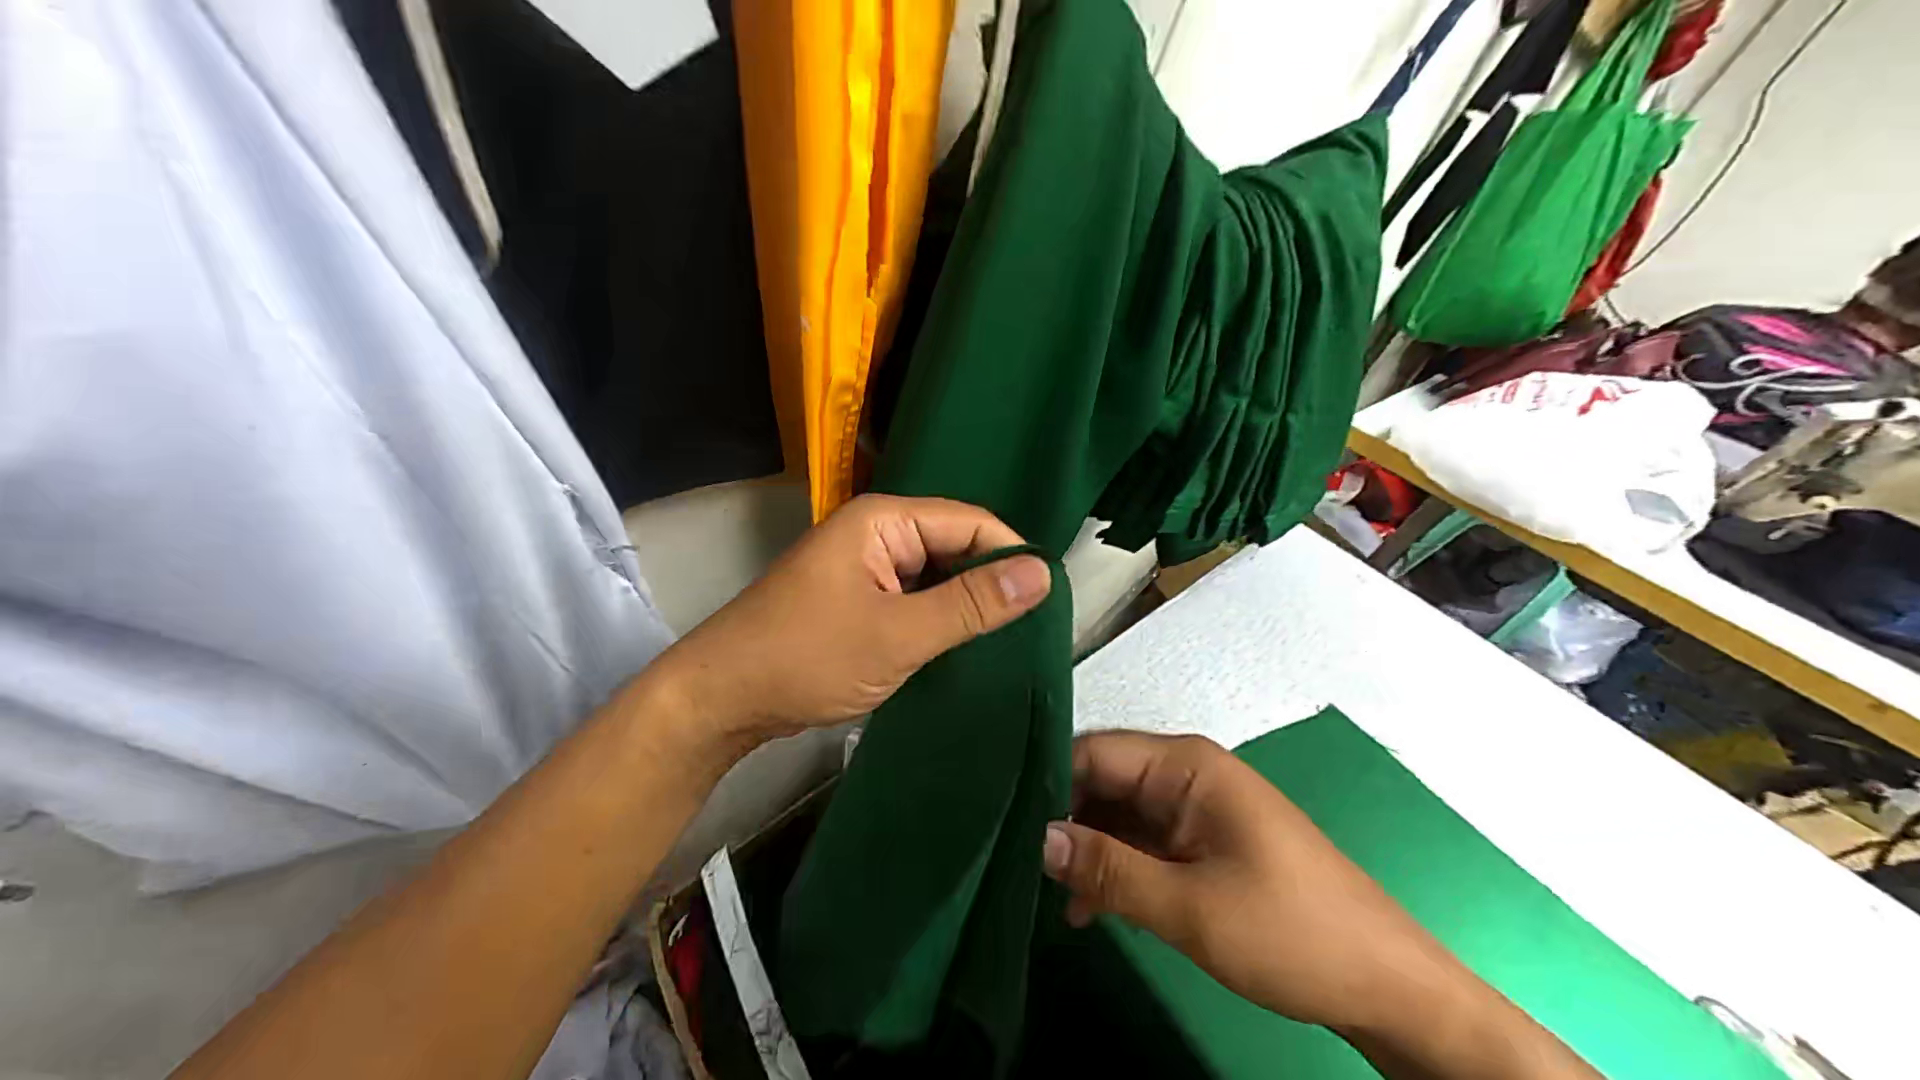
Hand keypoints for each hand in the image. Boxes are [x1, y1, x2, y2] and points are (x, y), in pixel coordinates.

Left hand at [641, 494, 1051, 755]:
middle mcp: (876, 533)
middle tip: (1030, 630)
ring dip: (964, 606)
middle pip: (955, 546)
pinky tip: (961, 649)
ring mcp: (865, 568)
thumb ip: (972, 604)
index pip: (971, 521)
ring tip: (1005, 643)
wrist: (722, 699)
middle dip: (989, 583)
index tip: (1046, 601)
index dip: (1012, 555)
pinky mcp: (859, 601)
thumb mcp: (899, 634)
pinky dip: (937, 621)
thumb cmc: (806, 658)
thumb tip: (1042, 574)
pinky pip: (914, 600)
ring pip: (936, 577)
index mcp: (884, 521)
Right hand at [1041, 732, 1601, 1079]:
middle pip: (1100, 780)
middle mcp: (1185, 772)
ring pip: (1116, 813)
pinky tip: (1089, 909)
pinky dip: (1113, 867)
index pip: (1093, 752)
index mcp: (1185, 764)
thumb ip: (1109, 869)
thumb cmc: (1291, 932)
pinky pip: (1140, 840)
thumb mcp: (1190, 907)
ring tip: (1049, 897)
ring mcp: (1194, 807)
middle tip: (1016, 865)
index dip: (1047, 783)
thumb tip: (1039, 839)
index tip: (1004, 822)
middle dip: (1061, 820)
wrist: (1387, 984)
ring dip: (1085, 851)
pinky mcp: (1201, 840)